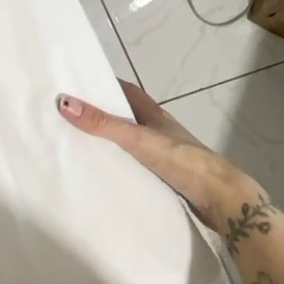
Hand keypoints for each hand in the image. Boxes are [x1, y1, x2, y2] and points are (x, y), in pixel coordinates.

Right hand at [57, 80, 268, 230]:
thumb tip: (62, 102)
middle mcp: (157, 131)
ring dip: (108, 142)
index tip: (77, 83)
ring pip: (128, 142)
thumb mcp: (137, 139)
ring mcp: (162, 155)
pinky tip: (102, 173)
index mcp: (154, 114)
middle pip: (124, 116)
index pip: (125, 91)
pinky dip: (118, 165)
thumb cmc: (182, 160)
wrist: (221, 199)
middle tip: (68, 115)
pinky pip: (133, 165)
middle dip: (100, 114)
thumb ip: (102, 124)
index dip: (104, 84)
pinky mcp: (163, 177)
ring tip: (76, 144)